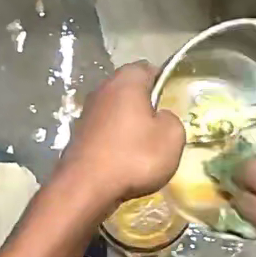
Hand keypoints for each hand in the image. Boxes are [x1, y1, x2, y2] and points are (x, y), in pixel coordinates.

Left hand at [54, 62, 184, 208]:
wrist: (86, 188)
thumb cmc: (134, 156)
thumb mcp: (172, 136)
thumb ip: (173, 119)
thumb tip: (161, 117)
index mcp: (127, 81)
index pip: (149, 68)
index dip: (165, 81)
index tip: (175, 100)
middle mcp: (103, 89)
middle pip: (131, 89)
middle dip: (147, 103)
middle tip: (164, 124)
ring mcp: (88, 113)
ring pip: (118, 111)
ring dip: (131, 123)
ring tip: (147, 145)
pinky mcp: (79, 135)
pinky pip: (106, 130)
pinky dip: (117, 140)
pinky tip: (127, 158)